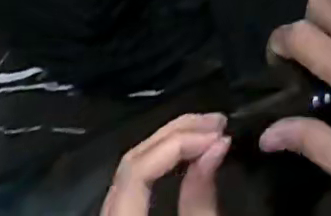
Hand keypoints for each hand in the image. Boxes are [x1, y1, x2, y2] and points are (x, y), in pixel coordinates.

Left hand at [100, 112, 230, 215]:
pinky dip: (164, 160)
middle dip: (178, 134)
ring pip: (133, 166)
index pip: (137, 170)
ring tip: (209, 131)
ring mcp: (111, 214)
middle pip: (133, 160)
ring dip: (173, 142)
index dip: (178, 143)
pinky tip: (189, 152)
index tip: (218, 134)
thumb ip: (201, 200)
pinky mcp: (122, 214)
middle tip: (219, 123)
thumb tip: (220, 142)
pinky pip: (136, 181)